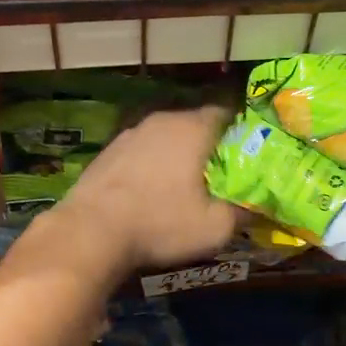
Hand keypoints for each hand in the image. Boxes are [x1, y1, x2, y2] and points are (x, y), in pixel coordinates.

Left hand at [47, 106, 240, 274]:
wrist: (90, 232)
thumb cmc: (160, 223)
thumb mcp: (215, 227)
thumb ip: (242, 212)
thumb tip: (255, 207)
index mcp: (192, 128)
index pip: (226, 114)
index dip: (241, 133)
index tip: (248, 156)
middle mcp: (161, 121)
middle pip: (195, 125)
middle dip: (209, 147)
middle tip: (221, 176)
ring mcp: (129, 134)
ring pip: (165, 139)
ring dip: (177, 156)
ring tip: (185, 186)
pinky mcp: (107, 152)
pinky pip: (141, 153)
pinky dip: (151, 166)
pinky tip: (151, 193)